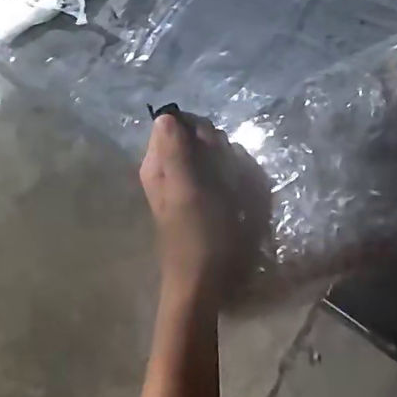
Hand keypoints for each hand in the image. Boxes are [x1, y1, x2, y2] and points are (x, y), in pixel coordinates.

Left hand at [138, 111, 242, 298]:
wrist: (206, 281)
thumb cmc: (196, 236)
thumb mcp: (186, 190)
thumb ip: (175, 152)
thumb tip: (164, 115)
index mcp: (159, 164)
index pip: (180, 122)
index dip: (202, 132)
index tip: (212, 152)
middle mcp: (172, 168)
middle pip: (202, 136)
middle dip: (220, 152)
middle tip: (223, 178)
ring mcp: (192, 181)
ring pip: (219, 153)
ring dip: (232, 167)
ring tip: (232, 193)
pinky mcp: (209, 194)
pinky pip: (227, 172)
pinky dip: (236, 181)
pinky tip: (238, 200)